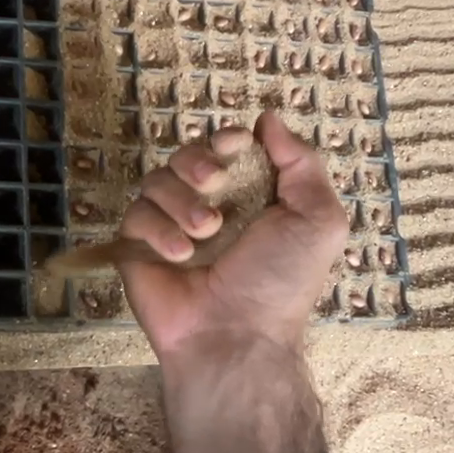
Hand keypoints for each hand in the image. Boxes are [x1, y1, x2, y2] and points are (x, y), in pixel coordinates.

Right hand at [118, 112, 348, 357]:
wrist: (234, 334)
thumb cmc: (279, 280)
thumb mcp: (317, 220)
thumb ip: (301, 164)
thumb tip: (268, 118)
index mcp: (246, 196)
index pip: (224, 148)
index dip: (224, 138)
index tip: (232, 144)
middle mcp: (204, 205)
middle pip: (185, 155)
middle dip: (196, 161)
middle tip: (212, 182)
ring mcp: (167, 224)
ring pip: (156, 180)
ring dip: (182, 202)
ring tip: (204, 233)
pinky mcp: (136, 244)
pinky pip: (136, 214)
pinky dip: (158, 230)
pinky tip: (180, 255)